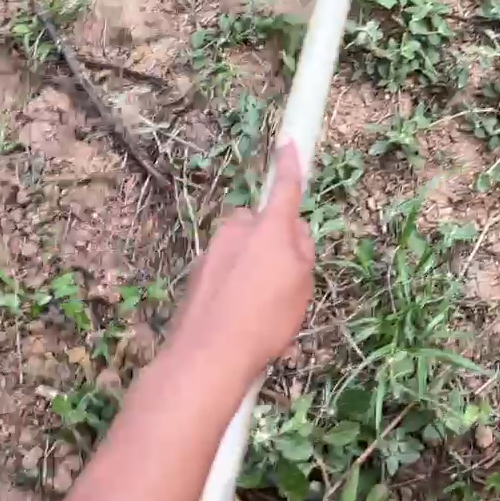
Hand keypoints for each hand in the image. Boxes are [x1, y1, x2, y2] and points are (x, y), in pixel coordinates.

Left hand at [170, 140, 314, 381]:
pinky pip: (225, 271)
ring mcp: (213, 252)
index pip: (285, 187)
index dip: (290, 164)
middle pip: (262, 224)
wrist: (205, 358)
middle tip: (284, 278)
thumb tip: (294, 231)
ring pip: (242, 249)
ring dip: (251, 267)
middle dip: (272, 241)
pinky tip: (239, 319)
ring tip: (260, 309)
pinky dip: (233, 287)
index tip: (288, 142)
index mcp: (270, 228)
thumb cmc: (265, 318)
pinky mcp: (196, 275)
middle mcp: (238, 231)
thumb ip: (303, 250)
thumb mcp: (303, 283)